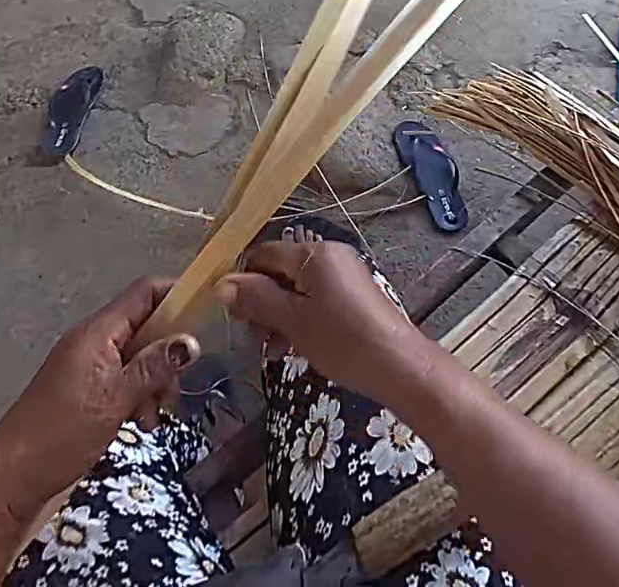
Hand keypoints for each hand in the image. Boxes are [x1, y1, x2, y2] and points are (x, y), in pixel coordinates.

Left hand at [0, 277, 200, 512]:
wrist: (6, 487)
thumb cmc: (59, 434)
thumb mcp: (115, 399)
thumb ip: (154, 366)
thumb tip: (192, 342)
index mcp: (98, 332)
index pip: (145, 292)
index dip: (177, 293)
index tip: (205, 311)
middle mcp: (95, 342)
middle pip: (146, 325)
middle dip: (169, 350)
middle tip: (178, 383)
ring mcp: (89, 367)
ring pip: (139, 356)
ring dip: (155, 379)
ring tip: (156, 413)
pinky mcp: (86, 392)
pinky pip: (125, 379)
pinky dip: (140, 394)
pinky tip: (141, 422)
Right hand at [213, 241, 439, 403]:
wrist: (397, 364)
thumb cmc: (342, 340)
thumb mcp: (293, 321)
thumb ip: (257, 299)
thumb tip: (221, 284)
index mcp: (314, 253)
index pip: (264, 253)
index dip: (243, 280)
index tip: (231, 312)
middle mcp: (329, 254)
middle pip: (280, 271)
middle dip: (261, 302)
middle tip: (253, 337)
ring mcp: (342, 273)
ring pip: (296, 287)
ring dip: (278, 315)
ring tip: (271, 349)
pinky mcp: (351, 292)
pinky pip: (314, 297)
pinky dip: (299, 317)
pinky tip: (291, 346)